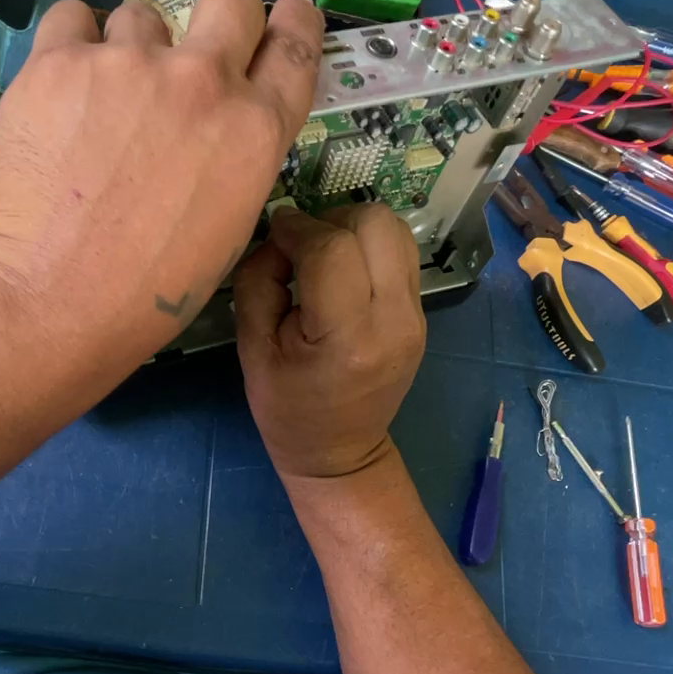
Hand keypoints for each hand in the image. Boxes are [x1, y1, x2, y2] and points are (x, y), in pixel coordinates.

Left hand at [0, 0, 322, 364]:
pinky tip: (64, 94)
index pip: (293, 49)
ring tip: (102, 112)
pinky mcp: (62, 63)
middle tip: (189, 59)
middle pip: (231, 3)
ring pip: (142, 20)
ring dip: (132, 53)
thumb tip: (215, 127)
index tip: (284, 16)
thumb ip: (234, 160)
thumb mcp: (224, 230)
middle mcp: (202, 84)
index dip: (292, 26)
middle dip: (220, 22)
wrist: (57, 299)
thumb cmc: (148, 292)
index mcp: (253, 133)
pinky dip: (73, 48)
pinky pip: (74, 21)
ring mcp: (131, 65)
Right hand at [234, 205, 425, 479]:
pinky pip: (400, 254)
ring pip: (394, 230)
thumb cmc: (286, 409)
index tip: (274, 230)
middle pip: (374, 223)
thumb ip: (259, 284)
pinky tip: (343, 273)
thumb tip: (277, 238)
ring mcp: (415, 317)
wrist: (338, 452)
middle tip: (301, 246)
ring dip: (353, 229)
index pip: (330, 249)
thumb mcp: (252, 351)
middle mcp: (393, 320)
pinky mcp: (420, 315)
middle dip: (330, 220)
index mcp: (347, 338)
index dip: (296, 228)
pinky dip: (369, 248)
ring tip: (323, 256)